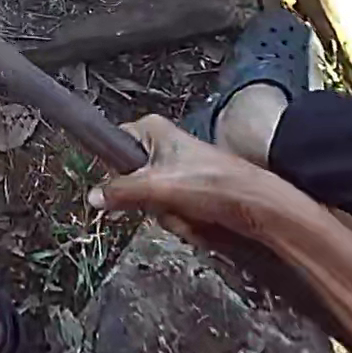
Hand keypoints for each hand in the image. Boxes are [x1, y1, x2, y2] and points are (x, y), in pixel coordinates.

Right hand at [87, 113, 306, 238]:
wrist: (258, 208)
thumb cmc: (211, 184)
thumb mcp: (157, 187)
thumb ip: (121, 191)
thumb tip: (93, 197)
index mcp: (152, 129)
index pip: (114, 143)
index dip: (114, 167)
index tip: (118, 186)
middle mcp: (163, 145)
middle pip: (133, 178)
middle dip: (148, 201)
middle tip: (164, 204)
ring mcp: (178, 169)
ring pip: (152, 199)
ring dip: (168, 214)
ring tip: (188, 215)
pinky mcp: (192, 190)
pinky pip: (172, 209)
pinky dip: (183, 221)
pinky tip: (198, 223)